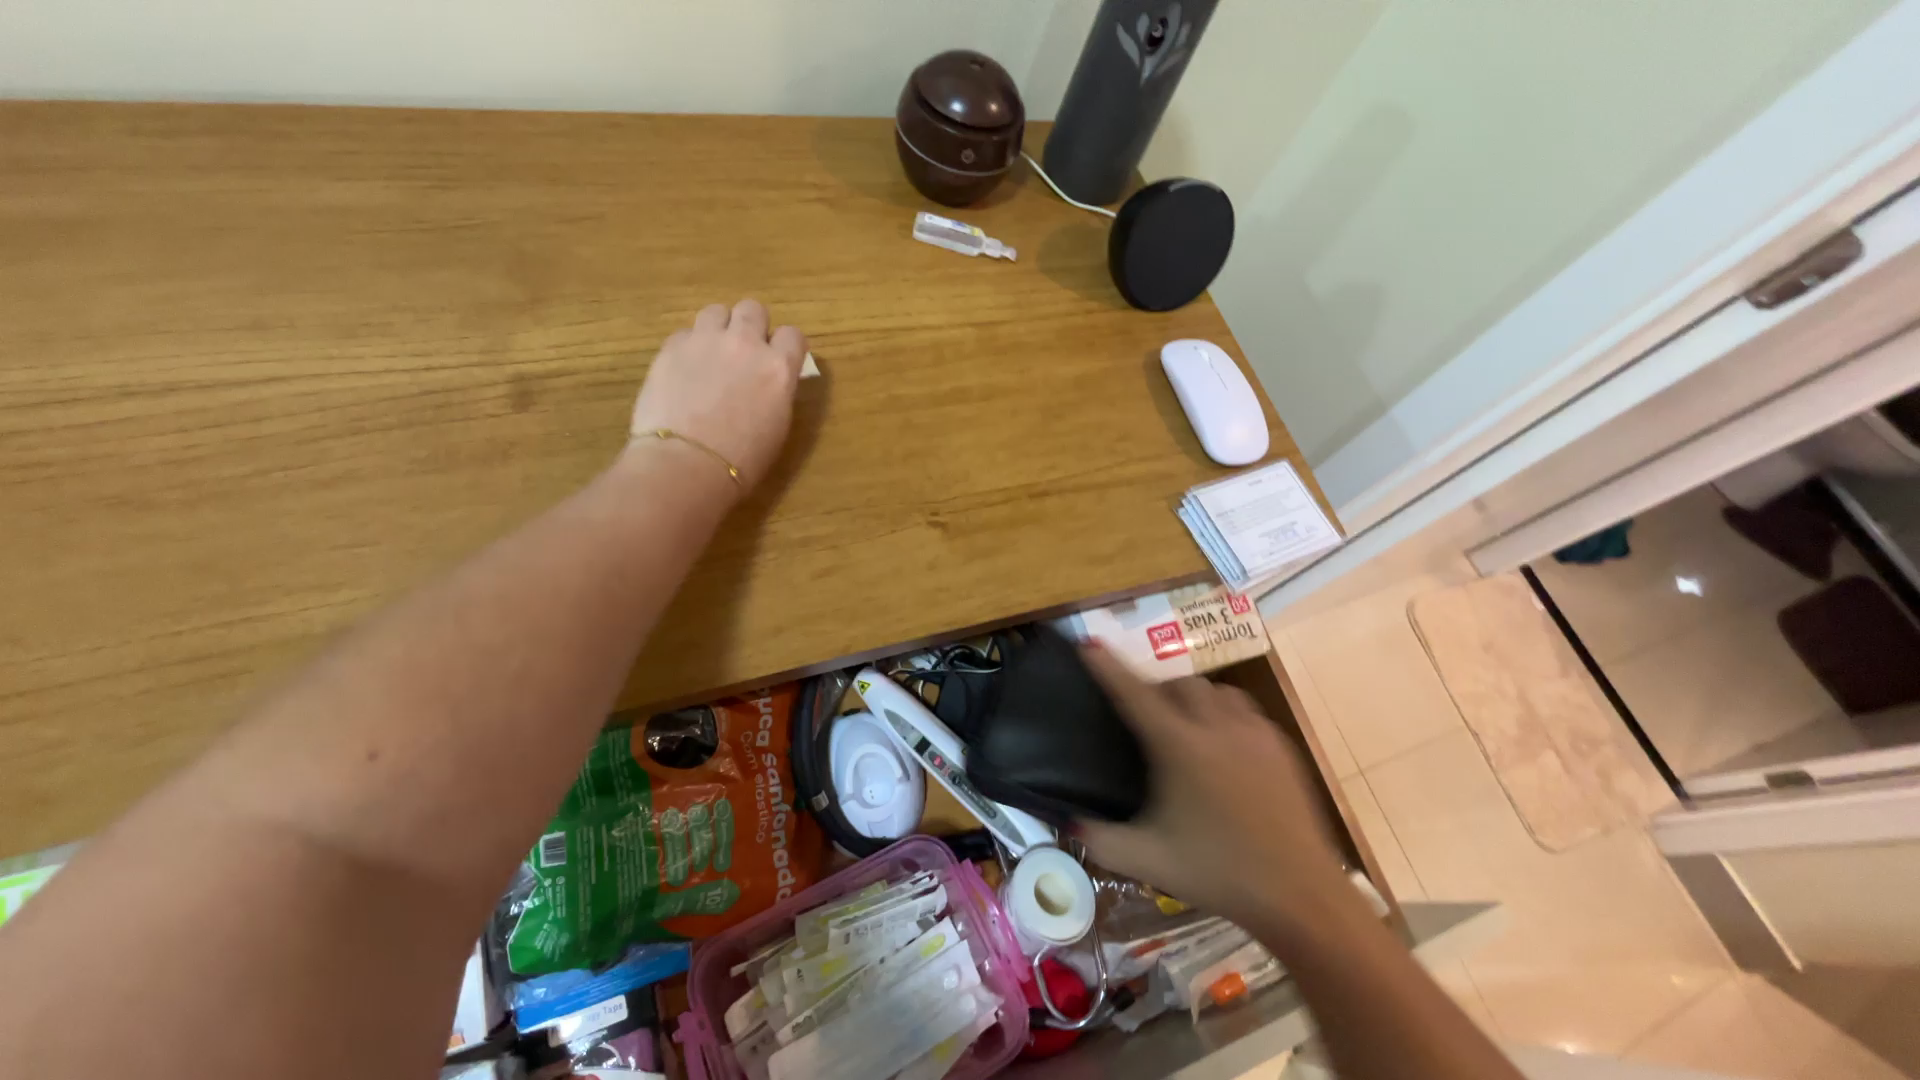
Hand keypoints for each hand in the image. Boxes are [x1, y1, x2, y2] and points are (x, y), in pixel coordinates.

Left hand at [628, 299, 807, 491]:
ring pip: (716, 311)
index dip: (786, 347)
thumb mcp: (777, 427)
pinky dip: (688, 347)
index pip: (793, 335)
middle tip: (743, 353)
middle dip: (751, 326)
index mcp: (778, 368)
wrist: (686, 464)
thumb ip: (776, 391)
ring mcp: (705, 341)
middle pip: (753, 309)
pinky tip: (683, 372)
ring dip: (718, 329)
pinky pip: (684, 333)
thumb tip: (768, 382)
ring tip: (711, 355)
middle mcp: (745, 344)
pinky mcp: (671, 347)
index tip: (779, 360)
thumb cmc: (741, 461)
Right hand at [1076, 646, 1351, 930]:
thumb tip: (1068, 821)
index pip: (1135, 694)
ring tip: (1182, 723)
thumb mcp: (1146, 861)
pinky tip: (1222, 745)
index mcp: (1180, 747)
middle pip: (1179, 683)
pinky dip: (1224, 714)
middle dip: (1156, 687)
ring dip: (1193, 698)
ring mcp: (1255, 734)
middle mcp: (1218, 727)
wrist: (1299, 893)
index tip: (1089, 642)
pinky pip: (1245, 712)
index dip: (1109, 666)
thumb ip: (1099, 839)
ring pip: (1216, 691)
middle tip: (1141, 711)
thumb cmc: (1217, 873)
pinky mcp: (1281, 748)